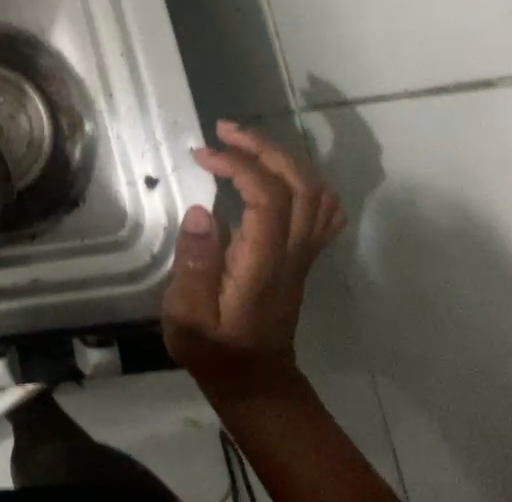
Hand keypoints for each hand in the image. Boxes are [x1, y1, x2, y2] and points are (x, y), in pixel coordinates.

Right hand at [164, 121, 346, 393]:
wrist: (253, 380)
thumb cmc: (213, 348)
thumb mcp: (188, 315)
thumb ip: (194, 265)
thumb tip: (201, 211)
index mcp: (263, 263)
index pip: (268, 198)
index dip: (240, 166)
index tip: (202, 155)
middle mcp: (292, 253)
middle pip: (300, 185)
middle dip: (265, 148)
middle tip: (223, 131)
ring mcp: (303, 254)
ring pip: (317, 192)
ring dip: (284, 158)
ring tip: (243, 143)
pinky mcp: (303, 256)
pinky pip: (323, 209)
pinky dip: (305, 179)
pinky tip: (277, 172)